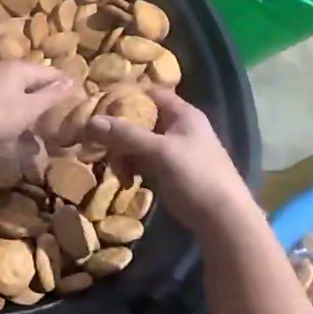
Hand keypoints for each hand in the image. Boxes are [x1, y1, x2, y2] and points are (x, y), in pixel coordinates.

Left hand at [0, 60, 73, 147]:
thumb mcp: (27, 109)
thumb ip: (50, 96)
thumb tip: (70, 80)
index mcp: (19, 67)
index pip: (51, 71)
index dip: (65, 84)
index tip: (78, 98)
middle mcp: (0, 66)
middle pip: (30, 76)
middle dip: (44, 90)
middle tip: (57, 108)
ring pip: (12, 84)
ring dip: (24, 97)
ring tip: (34, 114)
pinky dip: (7, 101)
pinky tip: (7, 115)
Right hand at [82, 89, 256, 232]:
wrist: (223, 221)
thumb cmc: (197, 177)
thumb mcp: (159, 152)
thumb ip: (125, 134)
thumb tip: (89, 120)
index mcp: (182, 114)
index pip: (149, 93)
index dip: (125, 95)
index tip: (98, 104)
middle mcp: (176, 127)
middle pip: (137, 118)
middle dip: (116, 130)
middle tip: (97, 142)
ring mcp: (170, 149)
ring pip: (134, 140)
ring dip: (120, 152)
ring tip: (118, 170)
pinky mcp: (165, 168)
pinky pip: (138, 158)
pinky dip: (128, 166)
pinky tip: (126, 180)